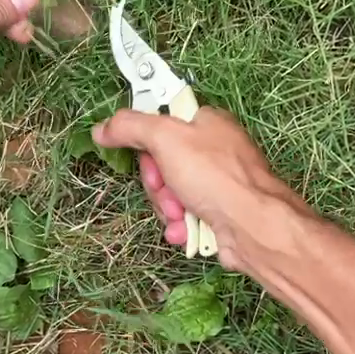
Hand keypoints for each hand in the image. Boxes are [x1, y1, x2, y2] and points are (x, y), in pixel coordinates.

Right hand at [93, 107, 308, 273]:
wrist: (252, 227)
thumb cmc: (214, 176)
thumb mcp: (165, 138)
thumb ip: (130, 126)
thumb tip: (102, 128)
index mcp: (205, 122)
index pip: (160, 124)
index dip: (147, 143)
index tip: (146, 155)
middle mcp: (213, 150)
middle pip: (161, 164)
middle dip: (157, 185)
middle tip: (166, 191)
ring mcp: (216, 183)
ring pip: (170, 193)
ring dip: (167, 208)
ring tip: (180, 215)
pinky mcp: (217, 212)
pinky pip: (184, 215)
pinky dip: (180, 225)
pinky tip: (185, 230)